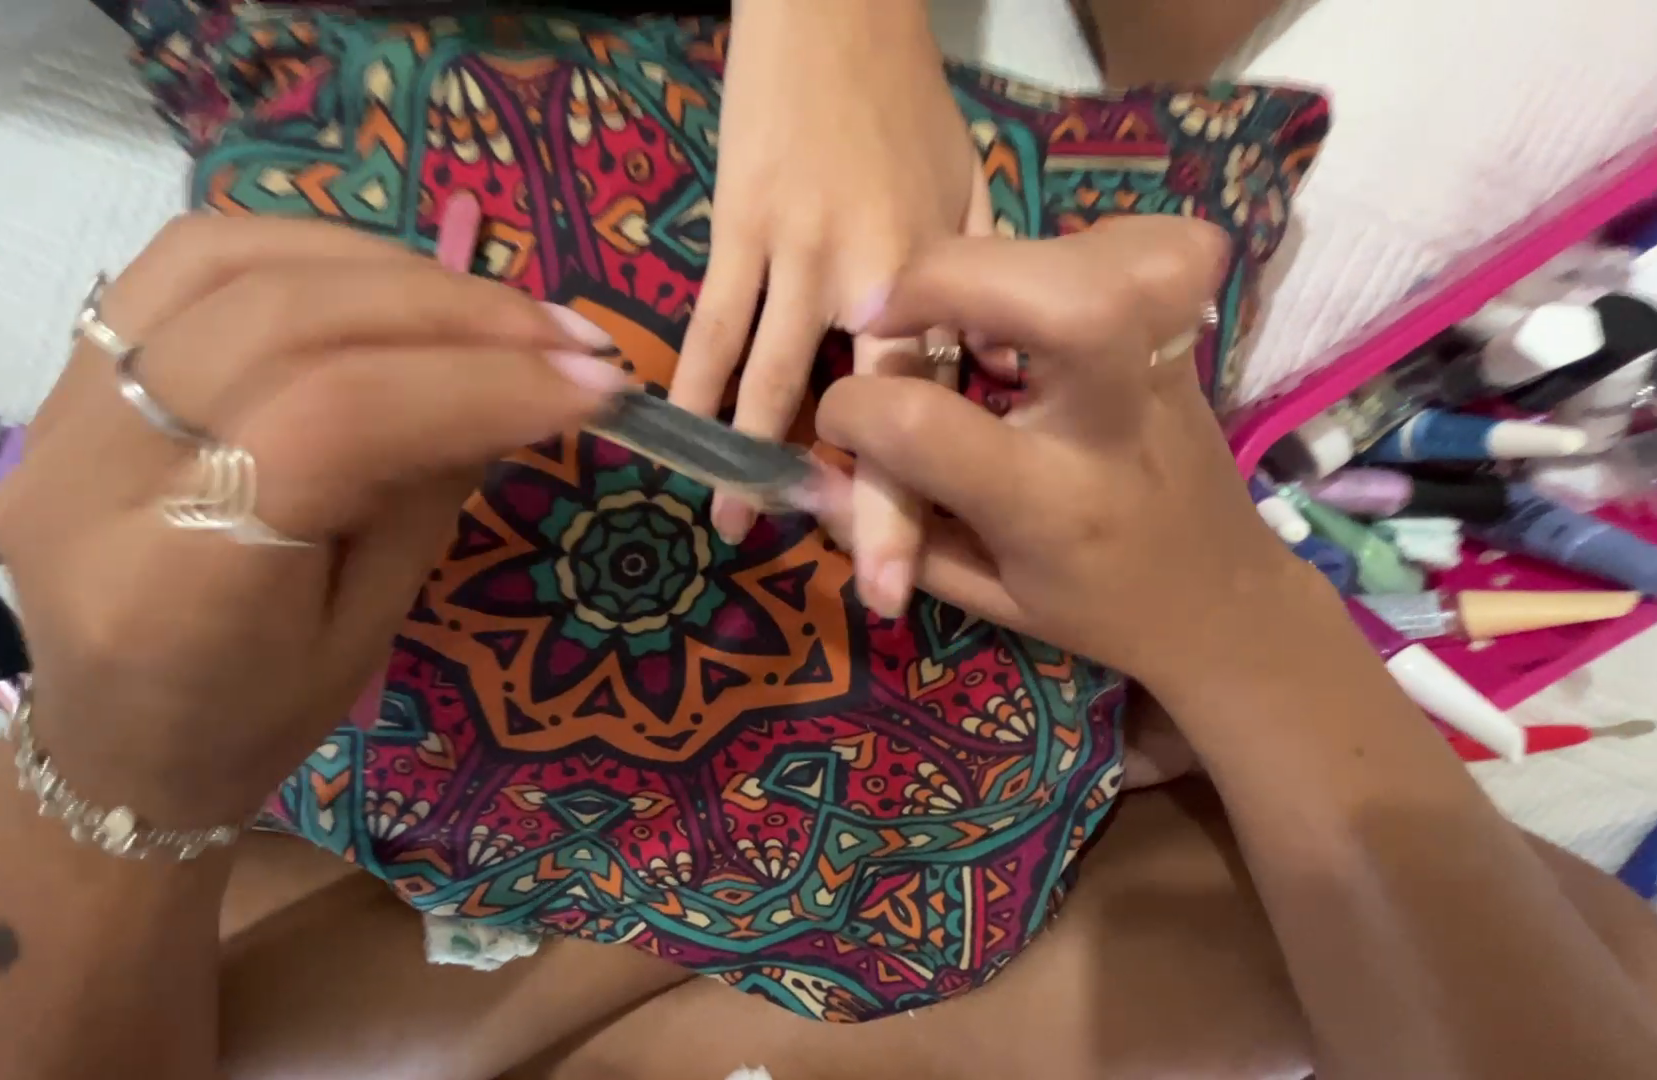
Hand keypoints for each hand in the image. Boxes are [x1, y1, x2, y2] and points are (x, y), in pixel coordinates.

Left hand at [0, 215, 625, 825]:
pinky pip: (192, 264)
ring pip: (234, 263)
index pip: (339, 424)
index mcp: (181, 582)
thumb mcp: (369, 630)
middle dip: (455, 313)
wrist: (117, 740)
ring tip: (494, 308)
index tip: (592, 386)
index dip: (478, 385)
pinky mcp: (66, 374)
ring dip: (393, 268)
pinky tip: (395, 283)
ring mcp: (61, 410)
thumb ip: (425, 498)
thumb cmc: (257, 716)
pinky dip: (317, 253)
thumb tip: (503, 388)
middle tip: (566, 335)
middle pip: (290, 323)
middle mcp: (98, 475)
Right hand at [668, 0, 981, 617]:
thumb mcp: (970, 188)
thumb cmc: (907, 103)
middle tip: (863, 590)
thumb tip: (974, 371)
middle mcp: (877, 272)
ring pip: (771, 382)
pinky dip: (696, 387)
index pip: (938, 403)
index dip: (922, 491)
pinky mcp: (737, 229)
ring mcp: (799, 252)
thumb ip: (974, 288)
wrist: (833, 8)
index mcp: (944, 268)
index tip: (908, 577)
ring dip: (750, 462)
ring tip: (736, 530)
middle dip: (863, 506)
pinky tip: (681, 439)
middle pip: (868, 410)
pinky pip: (712, 326)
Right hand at [810, 218, 1321, 694]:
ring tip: (958, 295)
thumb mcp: (980, 594)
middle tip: (887, 309)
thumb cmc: (1089, 609)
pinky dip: (1075, 246)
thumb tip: (809, 473)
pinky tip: (1034, 285)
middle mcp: (1111, 427)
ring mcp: (1162, 371)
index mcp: (1046, 507)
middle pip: (1060, 301)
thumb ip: (891, 535)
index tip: (839, 419)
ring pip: (1115, 258)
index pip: (926, 428)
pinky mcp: (1185, 337)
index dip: (853, 408)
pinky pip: (1147, 247)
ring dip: (1012, 254)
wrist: (1222, 601)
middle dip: (945, 277)